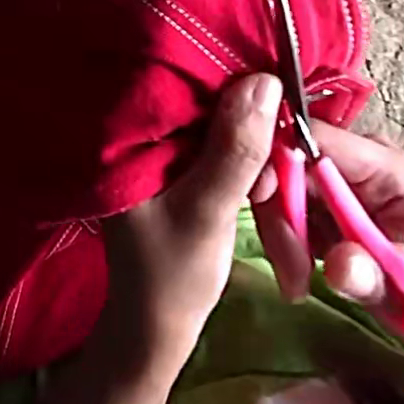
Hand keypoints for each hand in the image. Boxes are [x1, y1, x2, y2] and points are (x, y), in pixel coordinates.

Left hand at [100, 74, 282, 363]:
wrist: (156, 327)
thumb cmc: (173, 275)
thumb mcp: (208, 210)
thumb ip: (235, 151)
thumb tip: (265, 80)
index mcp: (128, 132)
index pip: (181, 79)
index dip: (230, 77)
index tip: (276, 96)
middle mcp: (138, 129)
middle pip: (202, 96)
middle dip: (246, 117)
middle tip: (273, 164)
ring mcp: (158, 145)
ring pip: (215, 118)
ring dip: (249, 141)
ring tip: (265, 186)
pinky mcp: (176, 162)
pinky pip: (216, 140)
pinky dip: (241, 154)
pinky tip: (259, 180)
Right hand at [248, 123, 403, 358]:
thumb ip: (374, 278)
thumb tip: (340, 262)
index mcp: (389, 167)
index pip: (317, 137)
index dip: (281, 160)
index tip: (262, 202)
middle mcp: (360, 158)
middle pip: (290, 158)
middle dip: (279, 212)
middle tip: (289, 270)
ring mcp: (337, 171)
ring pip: (277, 181)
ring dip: (278, 232)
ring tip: (296, 281)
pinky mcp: (318, 190)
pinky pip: (279, 200)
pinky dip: (279, 234)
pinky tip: (297, 268)